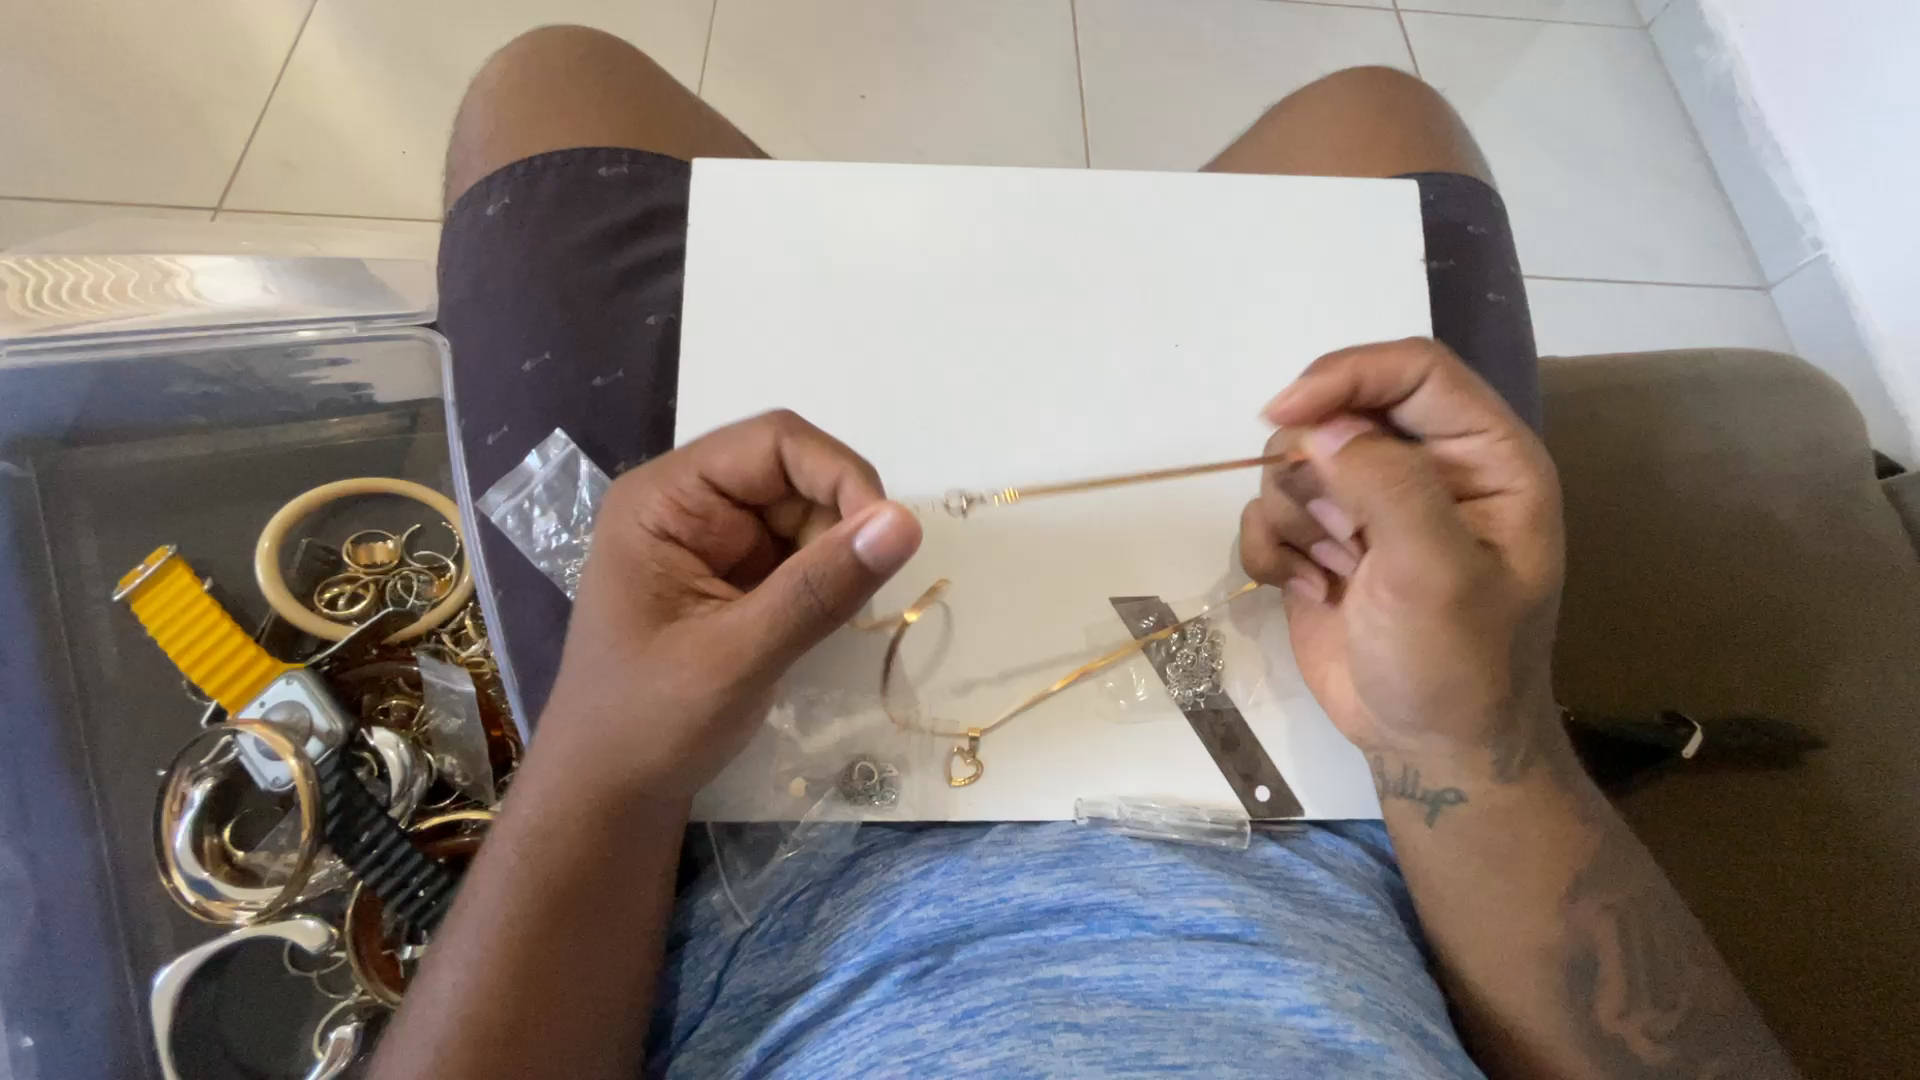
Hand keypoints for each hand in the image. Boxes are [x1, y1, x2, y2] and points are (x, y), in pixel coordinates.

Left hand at [536, 410, 921, 799]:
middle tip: (847, 597)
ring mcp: (714, 539)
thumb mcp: (737, 656)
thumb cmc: (648, 725)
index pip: (775, 442)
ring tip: (817, 622)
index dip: (841, 475)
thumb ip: (820, 588)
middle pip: (796, 473)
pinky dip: (825, 580)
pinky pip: (802, 551)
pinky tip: (809, 624)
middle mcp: (690, 504)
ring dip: (834, 557)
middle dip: (839, 525)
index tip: (887, 538)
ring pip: (808, 512)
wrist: (610, 793)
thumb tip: (906, 522)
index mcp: (666, 499)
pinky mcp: (735, 573)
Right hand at [1238, 339, 1563, 776]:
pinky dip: (1269, 553)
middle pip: (1333, 416)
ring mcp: (1363, 507)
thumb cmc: (1457, 663)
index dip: (1344, 377)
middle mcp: (1421, 469)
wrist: (1424, 744)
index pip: (1411, 371)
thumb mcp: (1437, 573)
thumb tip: (1318, 428)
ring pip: (1288, 468)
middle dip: (1312, 476)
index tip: (1283, 414)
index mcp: (1481, 457)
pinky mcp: (1317, 543)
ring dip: (1293, 523)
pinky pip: (1263, 517)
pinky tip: (1306, 591)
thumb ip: (1388, 485)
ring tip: (1332, 573)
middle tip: (1338, 535)